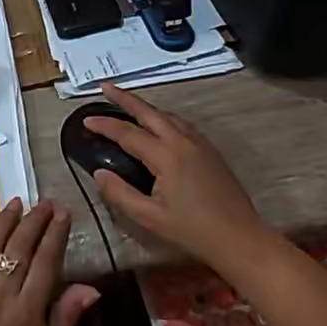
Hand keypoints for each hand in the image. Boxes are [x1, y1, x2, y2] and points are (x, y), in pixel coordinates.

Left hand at [0, 198, 100, 325]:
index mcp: (28, 310)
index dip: (54, 235)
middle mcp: (1, 297)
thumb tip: (92, 287)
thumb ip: (68, 314)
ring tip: (15, 204)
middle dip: (33, 222)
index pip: (45, 263)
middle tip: (43, 204)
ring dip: (3, 224)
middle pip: (18, 250)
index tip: (62, 214)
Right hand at [86, 82, 272, 269]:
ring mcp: (200, 144)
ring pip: (167, 116)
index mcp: (166, 156)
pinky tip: (158, 124)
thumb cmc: (193, 231)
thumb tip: (99, 173)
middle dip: (125, 98)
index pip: (127, 133)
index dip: (104, 126)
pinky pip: (181, 124)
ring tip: (127, 104)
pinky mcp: (210, 151)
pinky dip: (162, 117)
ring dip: (145, 107)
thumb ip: (120, 193)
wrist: (241, 239)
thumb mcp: (150, 217)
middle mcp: (183, 142)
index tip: (85, 120)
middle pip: (149, 112)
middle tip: (105, 87)